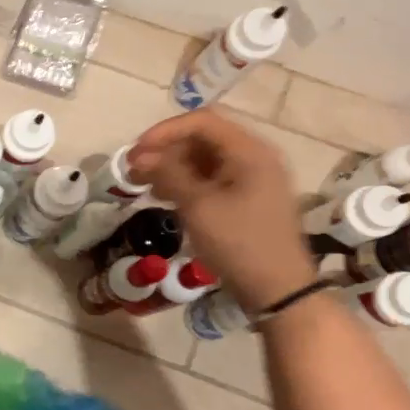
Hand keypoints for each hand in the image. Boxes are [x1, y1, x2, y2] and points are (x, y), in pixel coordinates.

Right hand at [128, 110, 318, 309]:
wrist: (276, 287)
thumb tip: (140, 155)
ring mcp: (252, 178)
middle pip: (202, 138)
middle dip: (164, 150)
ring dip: (171, 167)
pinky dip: (185, 182)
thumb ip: (169, 174)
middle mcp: (254, 157)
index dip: (164, 132)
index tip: (134, 152)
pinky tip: (164, 197)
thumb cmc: (238, 243)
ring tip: (141, 185)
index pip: (202, 122)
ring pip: (204, 159)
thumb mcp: (199, 207)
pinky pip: (211, 179)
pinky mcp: (246, 198)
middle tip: (132, 171)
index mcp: (249, 151)